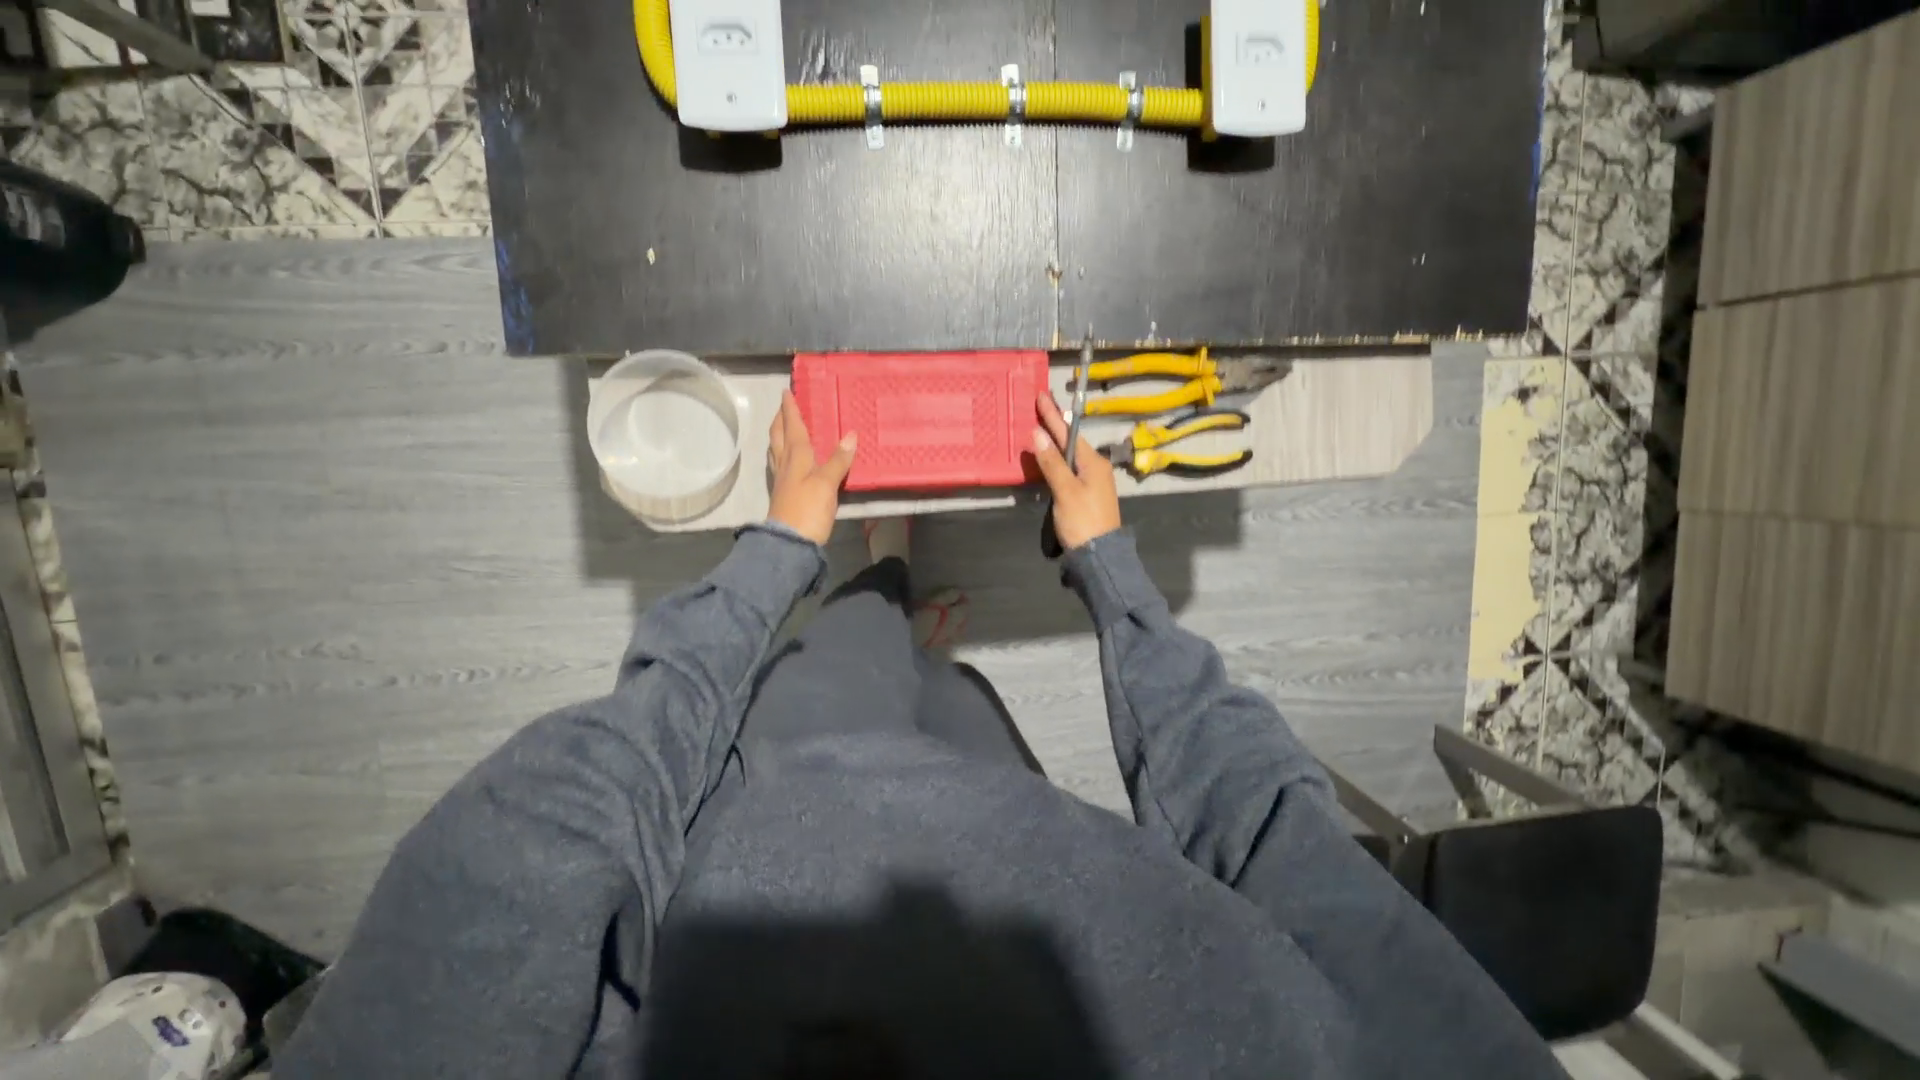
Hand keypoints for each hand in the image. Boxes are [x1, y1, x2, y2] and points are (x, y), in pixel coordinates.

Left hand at [767, 390, 856, 545]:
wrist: (789, 544)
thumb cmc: (808, 510)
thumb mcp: (827, 484)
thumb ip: (838, 460)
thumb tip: (851, 435)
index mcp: (795, 456)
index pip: (792, 426)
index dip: (790, 409)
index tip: (787, 391)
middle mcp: (785, 464)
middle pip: (778, 436)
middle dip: (780, 419)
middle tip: (785, 406)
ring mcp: (782, 480)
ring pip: (777, 450)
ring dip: (779, 435)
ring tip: (785, 427)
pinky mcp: (784, 494)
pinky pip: (782, 465)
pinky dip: (784, 454)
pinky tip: (789, 460)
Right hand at [1031, 393, 1121, 550]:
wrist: (1099, 555)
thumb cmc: (1082, 520)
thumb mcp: (1065, 490)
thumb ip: (1051, 462)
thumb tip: (1038, 434)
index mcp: (1093, 462)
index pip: (1068, 433)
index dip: (1052, 415)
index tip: (1041, 396)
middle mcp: (1096, 467)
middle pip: (1071, 441)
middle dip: (1055, 425)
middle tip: (1040, 406)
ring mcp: (1093, 481)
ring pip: (1070, 455)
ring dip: (1055, 442)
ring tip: (1041, 427)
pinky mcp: (1087, 494)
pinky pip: (1070, 468)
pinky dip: (1057, 459)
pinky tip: (1049, 457)